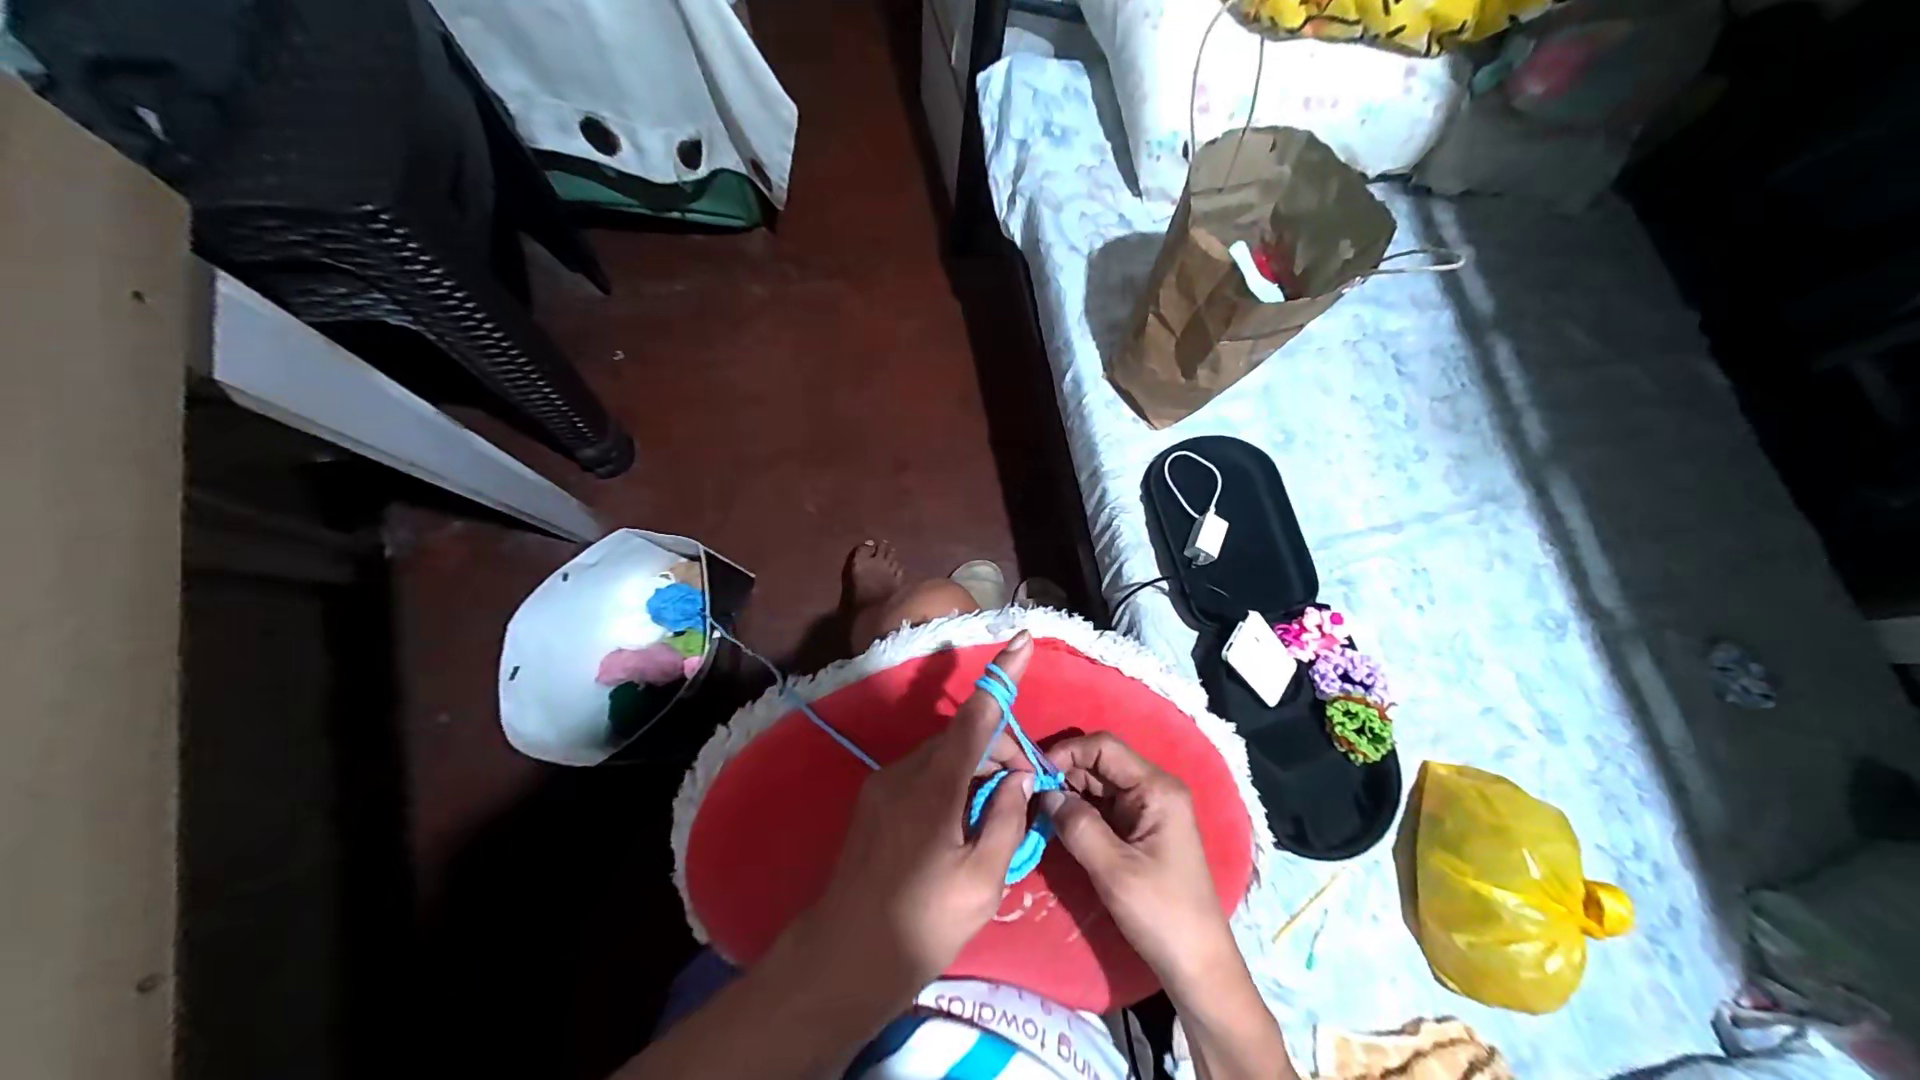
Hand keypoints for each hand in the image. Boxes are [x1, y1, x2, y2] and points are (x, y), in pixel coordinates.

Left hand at [793, 632, 1037, 997]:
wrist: (842, 957)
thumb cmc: (921, 925)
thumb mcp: (981, 882)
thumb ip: (1005, 821)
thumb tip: (1017, 778)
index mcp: (934, 787)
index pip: (977, 717)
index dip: (1003, 676)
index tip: (1023, 638)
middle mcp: (904, 772)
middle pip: (962, 737)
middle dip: (998, 749)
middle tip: (1023, 788)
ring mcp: (883, 784)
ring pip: (941, 756)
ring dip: (973, 768)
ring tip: (994, 813)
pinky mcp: (873, 801)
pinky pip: (921, 774)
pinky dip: (949, 782)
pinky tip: (961, 821)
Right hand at [1045, 733, 1293, 1079]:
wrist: (1197, 965)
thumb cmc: (1161, 913)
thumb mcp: (1113, 869)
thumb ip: (1077, 825)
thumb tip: (1044, 793)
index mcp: (1156, 789)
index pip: (1104, 747)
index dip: (1067, 753)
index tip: (1035, 775)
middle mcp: (1153, 789)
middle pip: (1099, 763)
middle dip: (1063, 774)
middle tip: (1030, 796)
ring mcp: (1147, 810)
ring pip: (1097, 784)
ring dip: (1068, 793)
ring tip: (1037, 810)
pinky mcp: (1139, 830)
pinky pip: (1102, 807)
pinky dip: (1078, 811)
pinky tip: (1056, 824)